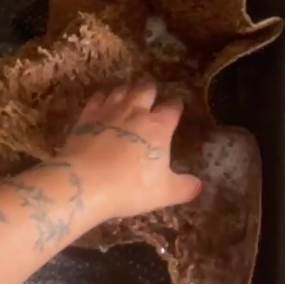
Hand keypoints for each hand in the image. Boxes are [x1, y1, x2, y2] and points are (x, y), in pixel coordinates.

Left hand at [59, 82, 203, 220]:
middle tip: (152, 93)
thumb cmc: (130, 188)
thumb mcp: (164, 193)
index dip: (176, 106)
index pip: (172, 108)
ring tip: (130, 93)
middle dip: (151, 90)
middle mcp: (136, 111)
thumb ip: (184, 188)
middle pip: (146, 89)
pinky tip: (103, 101)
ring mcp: (110, 110)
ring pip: (122, 89)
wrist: (85, 183)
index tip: (176, 107)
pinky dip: (103, 97)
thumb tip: (199, 185)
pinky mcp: (88, 115)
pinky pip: (98, 98)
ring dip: (128, 90)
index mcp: (158, 126)